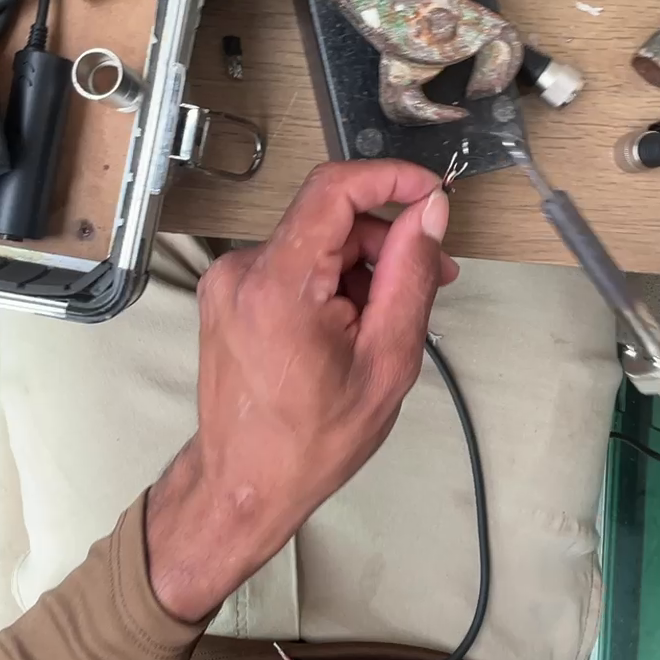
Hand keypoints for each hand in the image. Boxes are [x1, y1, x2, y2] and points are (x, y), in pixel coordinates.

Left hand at [147, 161, 458, 621]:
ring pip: (313, 241)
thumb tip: (429, 212)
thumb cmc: (314, 440)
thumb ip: (410, 277)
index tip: (431, 193)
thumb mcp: (386, 361)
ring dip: (358, 265)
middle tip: (433, 276)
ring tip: (386, 316)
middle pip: (329, 219)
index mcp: (279, 286)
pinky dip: (328, 278)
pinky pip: (291, 261)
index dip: (389, 177)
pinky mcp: (227, 291)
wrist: (242, 482)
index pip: (333, 188)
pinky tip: (348, 320)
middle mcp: (242, 270)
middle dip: (385, 241)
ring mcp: (228, 279)